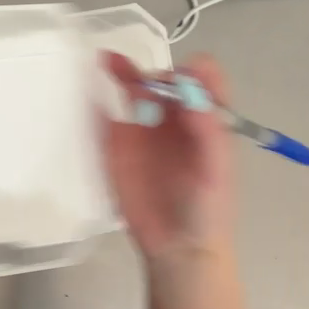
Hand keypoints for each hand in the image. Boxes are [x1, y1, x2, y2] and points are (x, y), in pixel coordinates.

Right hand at [98, 51, 235, 275]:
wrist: (179, 248)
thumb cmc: (208, 209)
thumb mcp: (217, 166)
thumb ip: (207, 127)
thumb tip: (190, 85)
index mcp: (204, 118)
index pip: (198, 79)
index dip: (189, 75)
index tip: (180, 88)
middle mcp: (173, 119)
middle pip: (161, 80)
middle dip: (151, 74)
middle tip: (145, 90)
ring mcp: (142, 133)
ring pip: (132, 92)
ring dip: (122, 73)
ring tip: (107, 60)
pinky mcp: (116, 150)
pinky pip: (105, 120)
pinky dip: (97, 104)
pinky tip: (92, 94)